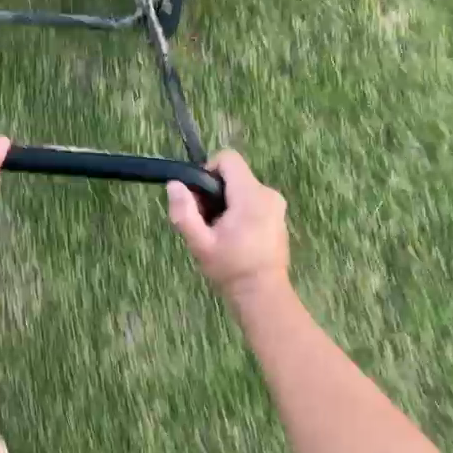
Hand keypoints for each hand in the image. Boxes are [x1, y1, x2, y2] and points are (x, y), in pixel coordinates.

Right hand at [166, 151, 289, 301]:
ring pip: (240, 187)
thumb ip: (184, 212)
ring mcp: (276, 204)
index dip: (207, 171)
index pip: (227, 159)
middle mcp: (268, 193)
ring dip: (225, 202)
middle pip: (232, 174)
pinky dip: (238, 209)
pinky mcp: (277, 214)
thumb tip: (174, 184)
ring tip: (218, 231)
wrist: (262, 293)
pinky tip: (234, 235)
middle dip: (213, 192)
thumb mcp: (199, 243)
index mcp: (251, 196)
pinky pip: (251, 198)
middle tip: (205, 221)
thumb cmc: (230, 268)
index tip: (199, 197)